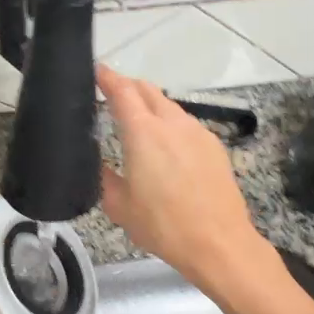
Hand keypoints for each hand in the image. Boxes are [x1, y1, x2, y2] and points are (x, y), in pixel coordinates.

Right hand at [97, 66, 269, 287]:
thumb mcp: (119, 206)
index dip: (106, 77)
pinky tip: (165, 147)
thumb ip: (104, 177)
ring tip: (136, 124)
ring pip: (169, 106)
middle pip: (147, 90)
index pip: (122, 90)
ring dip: (150, 106)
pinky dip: (169, 125)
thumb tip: (98, 162)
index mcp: (143, 132)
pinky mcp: (214, 146)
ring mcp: (197, 132)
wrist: (218, 243)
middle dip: (128, 87)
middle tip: (110, 96)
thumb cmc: (163, 226)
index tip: (95, 70)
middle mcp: (171, 123)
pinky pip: (186, 125)